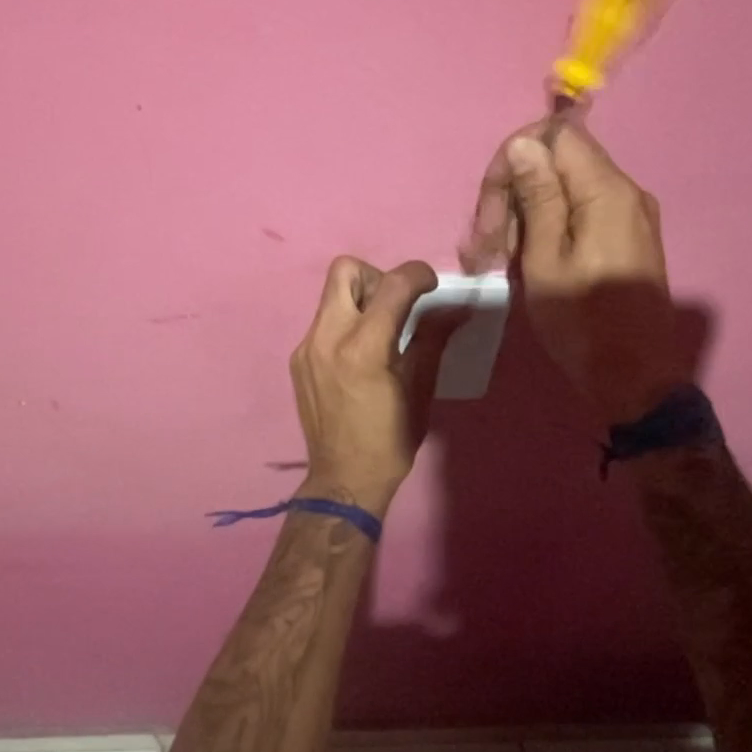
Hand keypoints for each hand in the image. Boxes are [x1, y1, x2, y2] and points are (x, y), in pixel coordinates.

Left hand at [289, 257, 460, 513]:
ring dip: (360, 300)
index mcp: (363, 347)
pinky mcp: (298, 359)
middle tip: (396, 305)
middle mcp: (327, 337)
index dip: (417, 274)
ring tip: (380, 331)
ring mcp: (306, 347)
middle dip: (376, 277)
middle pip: (345, 270)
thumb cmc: (390, 440)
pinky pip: (323, 322)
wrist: (342, 480)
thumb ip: (432, 339)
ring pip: (331, 295)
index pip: (391, 284)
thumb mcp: (420, 389)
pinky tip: (359, 356)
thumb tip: (453, 308)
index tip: (430, 285)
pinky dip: (345, 324)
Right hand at [464, 122, 688, 424]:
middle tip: (486, 244)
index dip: (515, 158)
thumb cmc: (583, 324)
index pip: (556, 135)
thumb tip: (523, 143)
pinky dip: (547, 227)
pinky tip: (523, 260)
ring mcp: (629, 215)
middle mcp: (625, 191)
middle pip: (558, 161)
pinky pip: (580, 212)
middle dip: (515, 192)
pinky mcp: (626, 237)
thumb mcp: (545, 260)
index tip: (492, 205)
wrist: (636, 379)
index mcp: (606, 191)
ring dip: (525, 215)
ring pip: (565, 189)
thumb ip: (537, 197)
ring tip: (498, 260)